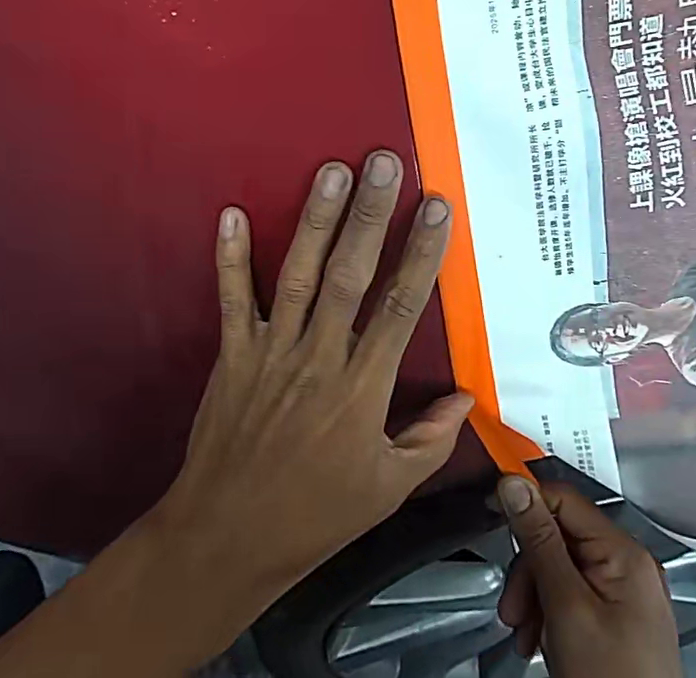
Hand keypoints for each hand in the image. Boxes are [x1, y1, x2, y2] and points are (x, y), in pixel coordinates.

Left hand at [147, 153, 471, 632]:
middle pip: (351, 276)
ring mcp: (271, 351)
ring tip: (331, 172)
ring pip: (298, 275)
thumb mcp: (388, 488)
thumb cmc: (317, 513)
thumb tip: (465, 395)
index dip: (421, 254)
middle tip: (382, 162)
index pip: (400, 308)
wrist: (231, 533)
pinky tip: (231, 212)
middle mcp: (319, 358)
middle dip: (370, 215)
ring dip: (315, 221)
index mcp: (364, 389)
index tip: (437, 207)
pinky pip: (232, 299)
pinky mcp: (233, 353)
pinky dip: (230, 256)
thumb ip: (430, 439)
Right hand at [496, 477, 681, 677]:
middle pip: (557, 536)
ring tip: (524, 628)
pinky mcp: (614, 618)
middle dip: (527, 568)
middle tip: (514, 601)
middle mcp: (628, 568)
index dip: (526, 502)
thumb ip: (538, 540)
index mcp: (625, 556)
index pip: (563, 499)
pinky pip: (568, 592)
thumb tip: (516, 486)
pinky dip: (546, 610)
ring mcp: (623, 594)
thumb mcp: (564, 605)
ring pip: (557, 566)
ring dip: (531, 594)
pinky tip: (538, 637)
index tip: (495, 509)